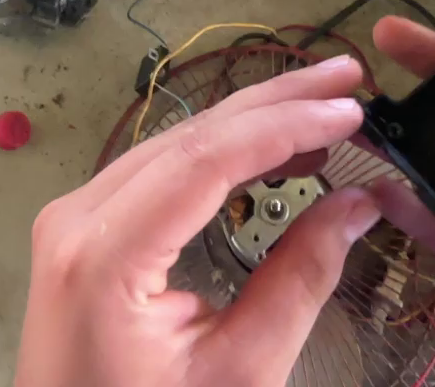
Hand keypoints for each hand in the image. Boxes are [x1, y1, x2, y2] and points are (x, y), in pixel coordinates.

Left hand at [15, 54, 382, 386]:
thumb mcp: (239, 376)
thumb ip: (299, 281)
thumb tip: (358, 201)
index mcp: (103, 254)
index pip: (203, 159)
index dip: (282, 125)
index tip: (348, 108)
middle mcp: (79, 213)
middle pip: (190, 136)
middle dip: (275, 102)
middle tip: (346, 77)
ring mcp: (77, 212)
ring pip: (177, 142)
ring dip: (253, 119)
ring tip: (323, 103)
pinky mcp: (88, 221)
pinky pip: (162, 167)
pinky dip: (222, 151)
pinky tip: (271, 144)